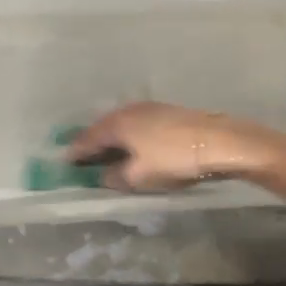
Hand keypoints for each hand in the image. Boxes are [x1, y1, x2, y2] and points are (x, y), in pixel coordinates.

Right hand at [65, 103, 270, 192]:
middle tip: (83, 161)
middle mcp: (128, 111)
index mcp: (116, 124)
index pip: (86, 139)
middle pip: (103, 129)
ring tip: (108, 156)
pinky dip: (130, 138)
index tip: (64, 164)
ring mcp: (150, 109)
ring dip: (113, 141)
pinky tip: (135, 149)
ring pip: (122, 126)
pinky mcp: (168, 114)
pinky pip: (138, 126)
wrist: (221, 142)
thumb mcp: (138, 177)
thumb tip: (103, 175)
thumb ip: (114, 177)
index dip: (75, 153)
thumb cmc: (173, 160)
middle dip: (92, 145)